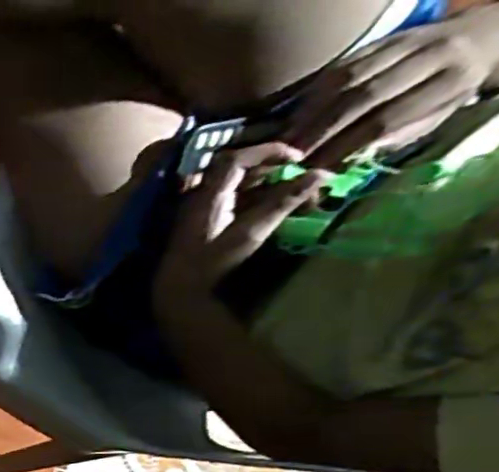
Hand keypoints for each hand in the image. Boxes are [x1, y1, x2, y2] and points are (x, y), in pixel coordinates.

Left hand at [154, 145, 328, 303]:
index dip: (268, 151)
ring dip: (264, 183)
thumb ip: (282, 203)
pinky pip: (229, 199)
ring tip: (292, 190)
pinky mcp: (200, 223)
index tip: (296, 157)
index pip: (236, 159)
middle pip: (235, 169)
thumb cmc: (210, 266)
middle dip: (269, 165)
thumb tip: (321, 173)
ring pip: (234, 185)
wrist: (178, 293)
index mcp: (207, 197)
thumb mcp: (250, 234)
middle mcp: (199, 199)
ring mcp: (198, 211)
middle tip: (296, 172)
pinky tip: (273, 206)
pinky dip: (253, 197)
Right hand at [285, 13, 498, 169]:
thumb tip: (351, 157)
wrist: (492, 34)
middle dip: (321, 131)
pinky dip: (316, 91)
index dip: (344, 146)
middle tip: (289, 158)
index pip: (386, 119)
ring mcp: (408, 40)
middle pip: (363, 97)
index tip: (313, 170)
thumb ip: (399, 135)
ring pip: (348, 78)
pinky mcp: (387, 35)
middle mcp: (433, 54)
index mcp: (451, 81)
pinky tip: (298, 114)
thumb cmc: (457, 88)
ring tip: (286, 139)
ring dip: (311, 111)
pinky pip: (343, 64)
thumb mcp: (441, 116)